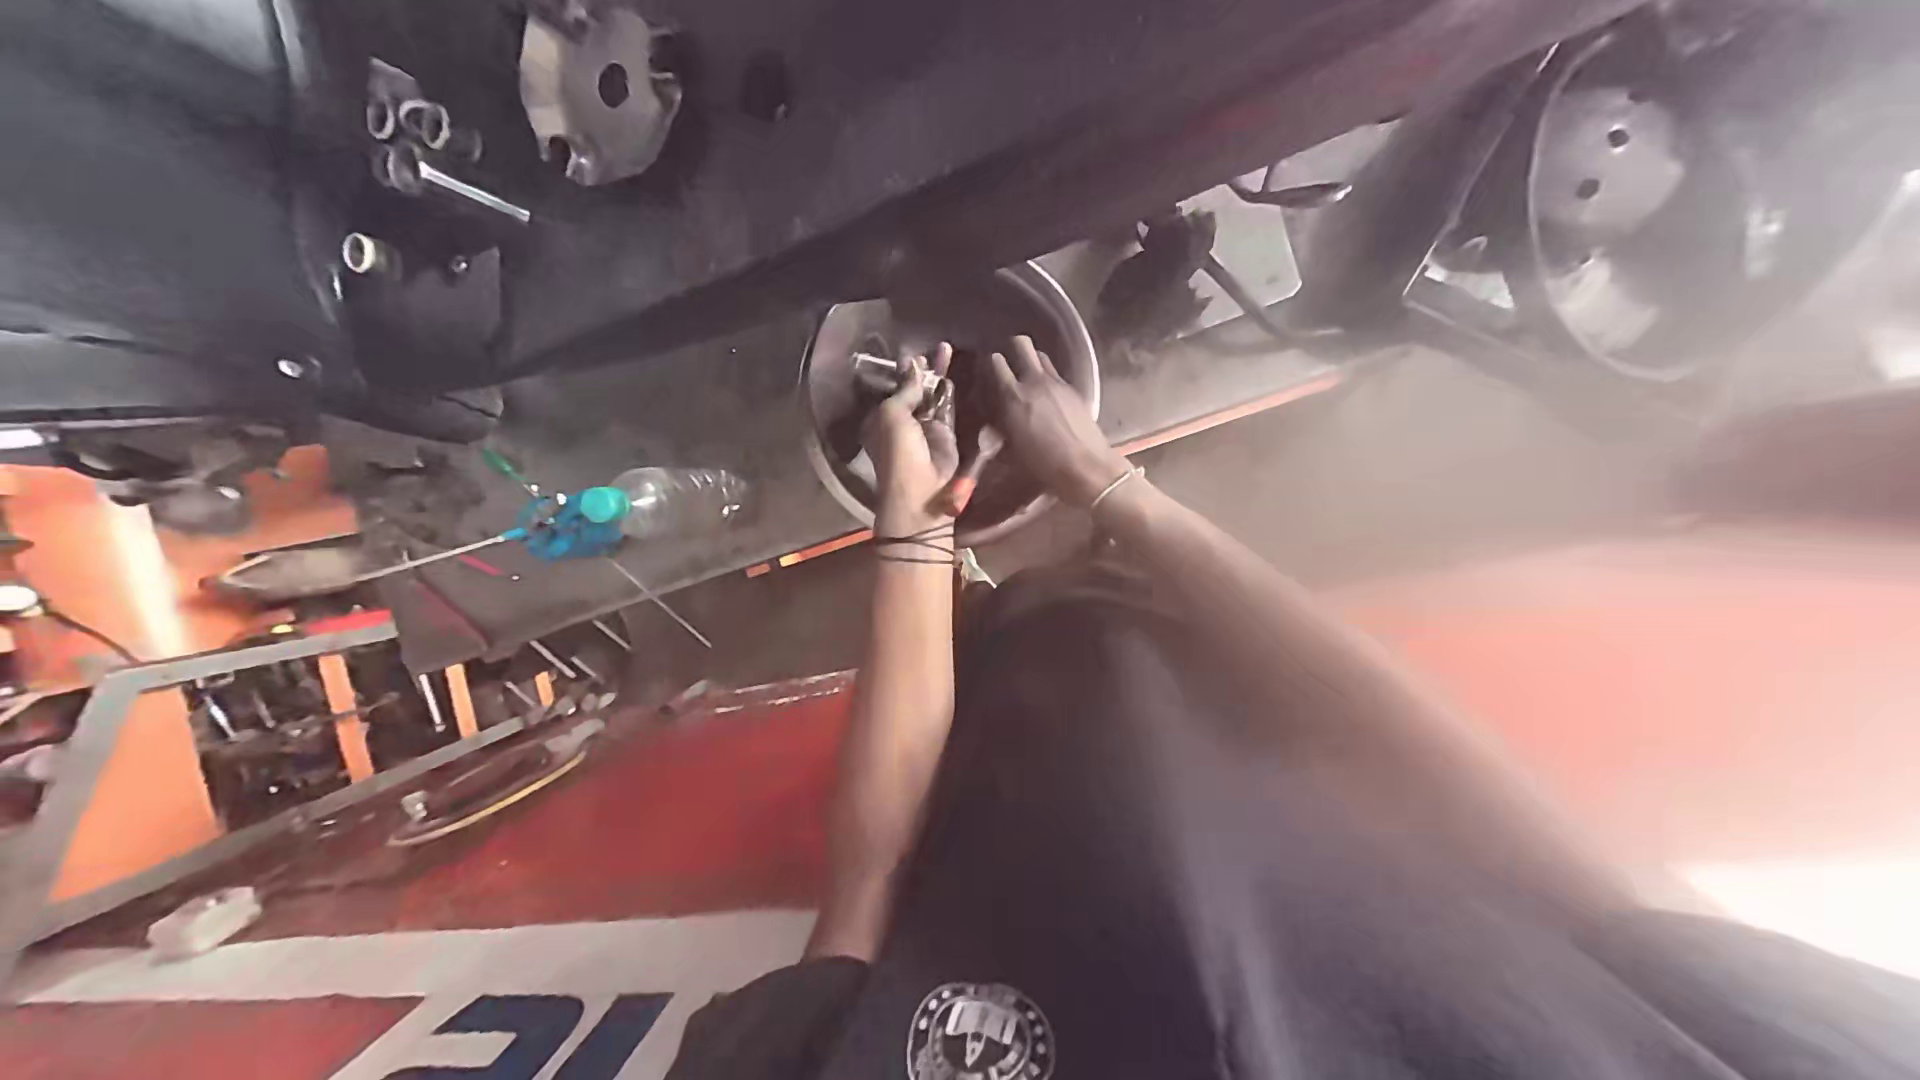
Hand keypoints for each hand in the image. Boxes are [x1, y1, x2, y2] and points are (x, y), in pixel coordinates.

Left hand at [863, 344, 958, 536]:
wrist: (922, 491)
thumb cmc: (897, 452)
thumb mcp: (892, 415)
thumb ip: (904, 389)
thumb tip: (914, 366)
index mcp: (881, 419)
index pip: (891, 389)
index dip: (900, 371)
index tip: (909, 351)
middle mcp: (902, 422)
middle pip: (913, 390)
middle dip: (922, 369)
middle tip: (933, 347)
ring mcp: (925, 428)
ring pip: (932, 395)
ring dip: (938, 374)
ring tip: (946, 348)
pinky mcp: (946, 434)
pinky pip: (947, 407)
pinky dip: (949, 391)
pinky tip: (951, 372)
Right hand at [986, 335, 1129, 506]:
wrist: (1086, 467)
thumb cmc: (1044, 466)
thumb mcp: (1012, 451)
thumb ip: (1000, 432)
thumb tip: (991, 427)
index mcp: (1013, 397)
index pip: (996, 363)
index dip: (990, 363)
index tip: (987, 370)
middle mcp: (1034, 382)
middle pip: (1021, 344)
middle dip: (1013, 348)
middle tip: (1009, 363)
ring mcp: (1057, 383)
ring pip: (1040, 355)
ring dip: (1032, 360)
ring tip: (1028, 375)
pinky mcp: (1074, 390)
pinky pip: (1055, 373)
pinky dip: (1047, 376)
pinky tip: (1047, 394)